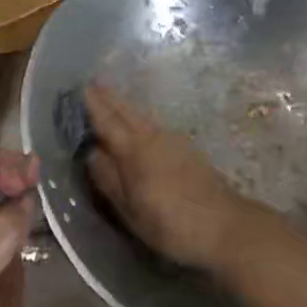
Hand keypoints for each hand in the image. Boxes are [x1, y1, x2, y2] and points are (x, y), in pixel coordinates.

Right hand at [84, 83, 257, 270]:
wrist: (223, 224)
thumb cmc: (170, 224)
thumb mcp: (131, 210)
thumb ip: (109, 179)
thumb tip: (90, 152)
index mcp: (134, 151)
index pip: (108, 122)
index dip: (94, 106)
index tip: (82, 87)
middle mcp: (152, 137)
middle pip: (127, 112)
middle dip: (110, 98)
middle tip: (94, 82)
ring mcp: (172, 140)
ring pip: (141, 117)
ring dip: (125, 106)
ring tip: (112, 98)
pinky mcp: (186, 148)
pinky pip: (154, 125)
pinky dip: (140, 119)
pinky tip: (139, 125)